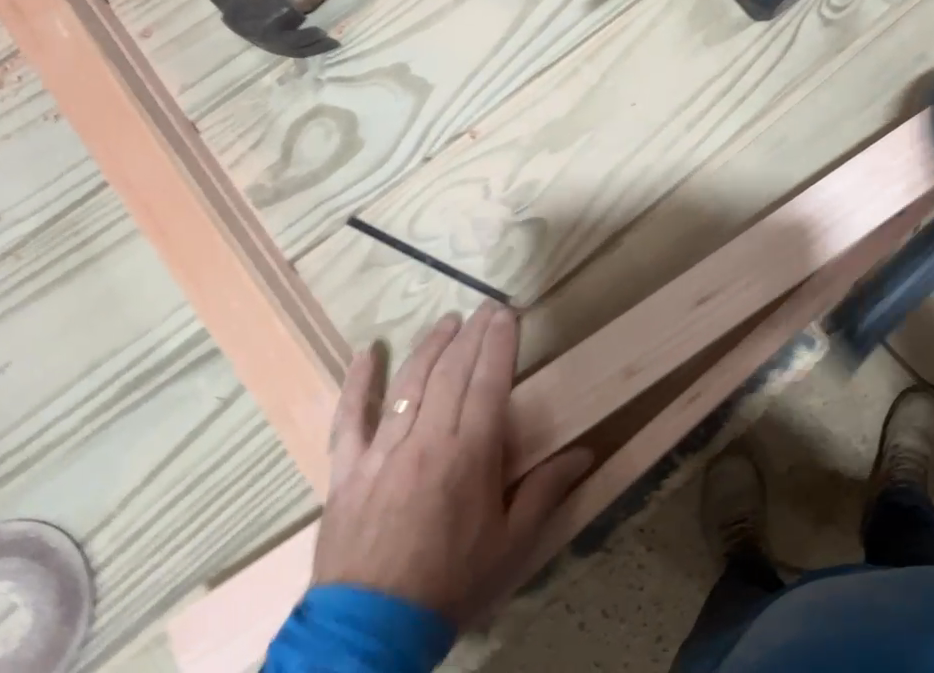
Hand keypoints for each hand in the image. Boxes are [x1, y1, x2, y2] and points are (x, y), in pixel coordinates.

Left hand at [313, 305, 593, 627]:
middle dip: (472, 335)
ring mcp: (381, 451)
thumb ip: (546, 490)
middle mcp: (425, 441)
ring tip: (448, 320)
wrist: (371, 627)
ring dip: (430, 347)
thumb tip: (585, 453)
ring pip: (409, 385)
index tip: (509, 313)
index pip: (488, 382)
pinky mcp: (347, 469)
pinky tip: (368, 352)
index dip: (500, 343)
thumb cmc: (452, 581)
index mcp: (469, 455)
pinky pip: (350, 417)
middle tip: (486, 306)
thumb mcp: (512, 542)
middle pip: (451, 373)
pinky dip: (358, 382)